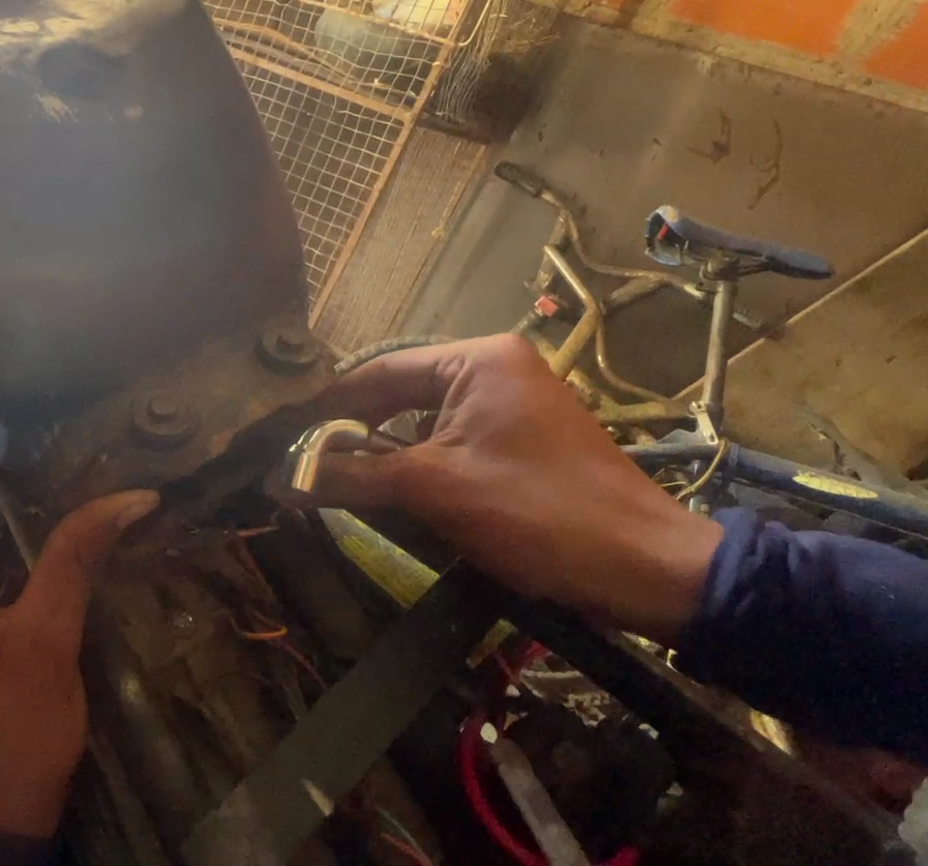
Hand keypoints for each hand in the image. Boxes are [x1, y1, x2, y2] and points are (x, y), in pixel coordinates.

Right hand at [313, 335, 723, 642]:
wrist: (645, 568)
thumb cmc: (534, 512)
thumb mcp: (432, 490)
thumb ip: (352, 476)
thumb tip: (281, 479)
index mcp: (477, 360)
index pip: (381, 370)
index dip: (330, 404)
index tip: (288, 432)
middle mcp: (497, 368)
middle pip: (403, 392)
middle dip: (357, 429)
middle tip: (308, 460)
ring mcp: (515, 403)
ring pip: (427, 420)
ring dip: (387, 450)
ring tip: (341, 478)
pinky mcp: (526, 439)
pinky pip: (455, 440)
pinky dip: (422, 463)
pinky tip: (394, 491)